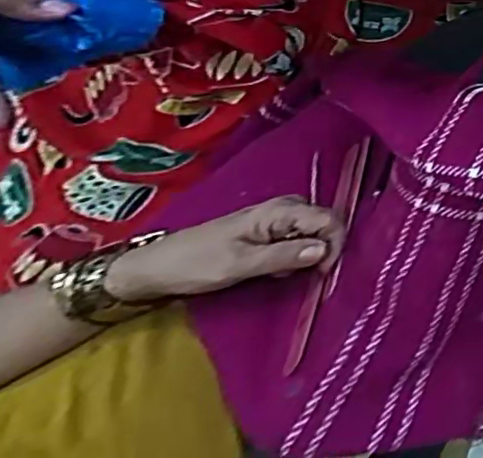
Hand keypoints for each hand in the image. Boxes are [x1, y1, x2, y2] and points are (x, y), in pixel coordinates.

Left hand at [104, 197, 342, 302]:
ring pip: (312, 230)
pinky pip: (297, 235)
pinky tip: (277, 268)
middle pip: (324, 223)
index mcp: (281, 210)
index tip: (324, 272)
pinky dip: (295, 253)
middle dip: (322, 248)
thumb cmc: (193, 265)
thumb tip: (324, 250)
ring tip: (285, 273)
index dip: (335, 244)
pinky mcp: (268, 227)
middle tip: (307, 275)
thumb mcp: (238, 265)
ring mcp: (277, 216)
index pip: (329, 220)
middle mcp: (286, 206)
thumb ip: (284, 256)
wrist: (147, 269)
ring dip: (307, 252)